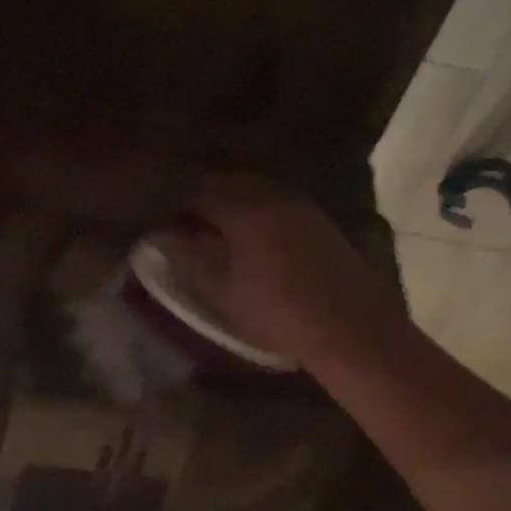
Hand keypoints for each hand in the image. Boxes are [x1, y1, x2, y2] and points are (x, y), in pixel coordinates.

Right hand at [183, 177, 402, 363]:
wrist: (347, 325)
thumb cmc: (275, 314)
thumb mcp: (222, 294)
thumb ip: (190, 261)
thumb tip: (162, 238)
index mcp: (244, 211)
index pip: (200, 194)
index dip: (179, 210)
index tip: (167, 229)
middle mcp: (273, 197)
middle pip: (230, 185)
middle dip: (206, 201)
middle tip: (190, 229)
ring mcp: (301, 205)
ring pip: (257, 191)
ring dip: (234, 205)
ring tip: (220, 234)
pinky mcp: (319, 220)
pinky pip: (278, 203)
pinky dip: (259, 212)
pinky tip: (254, 240)